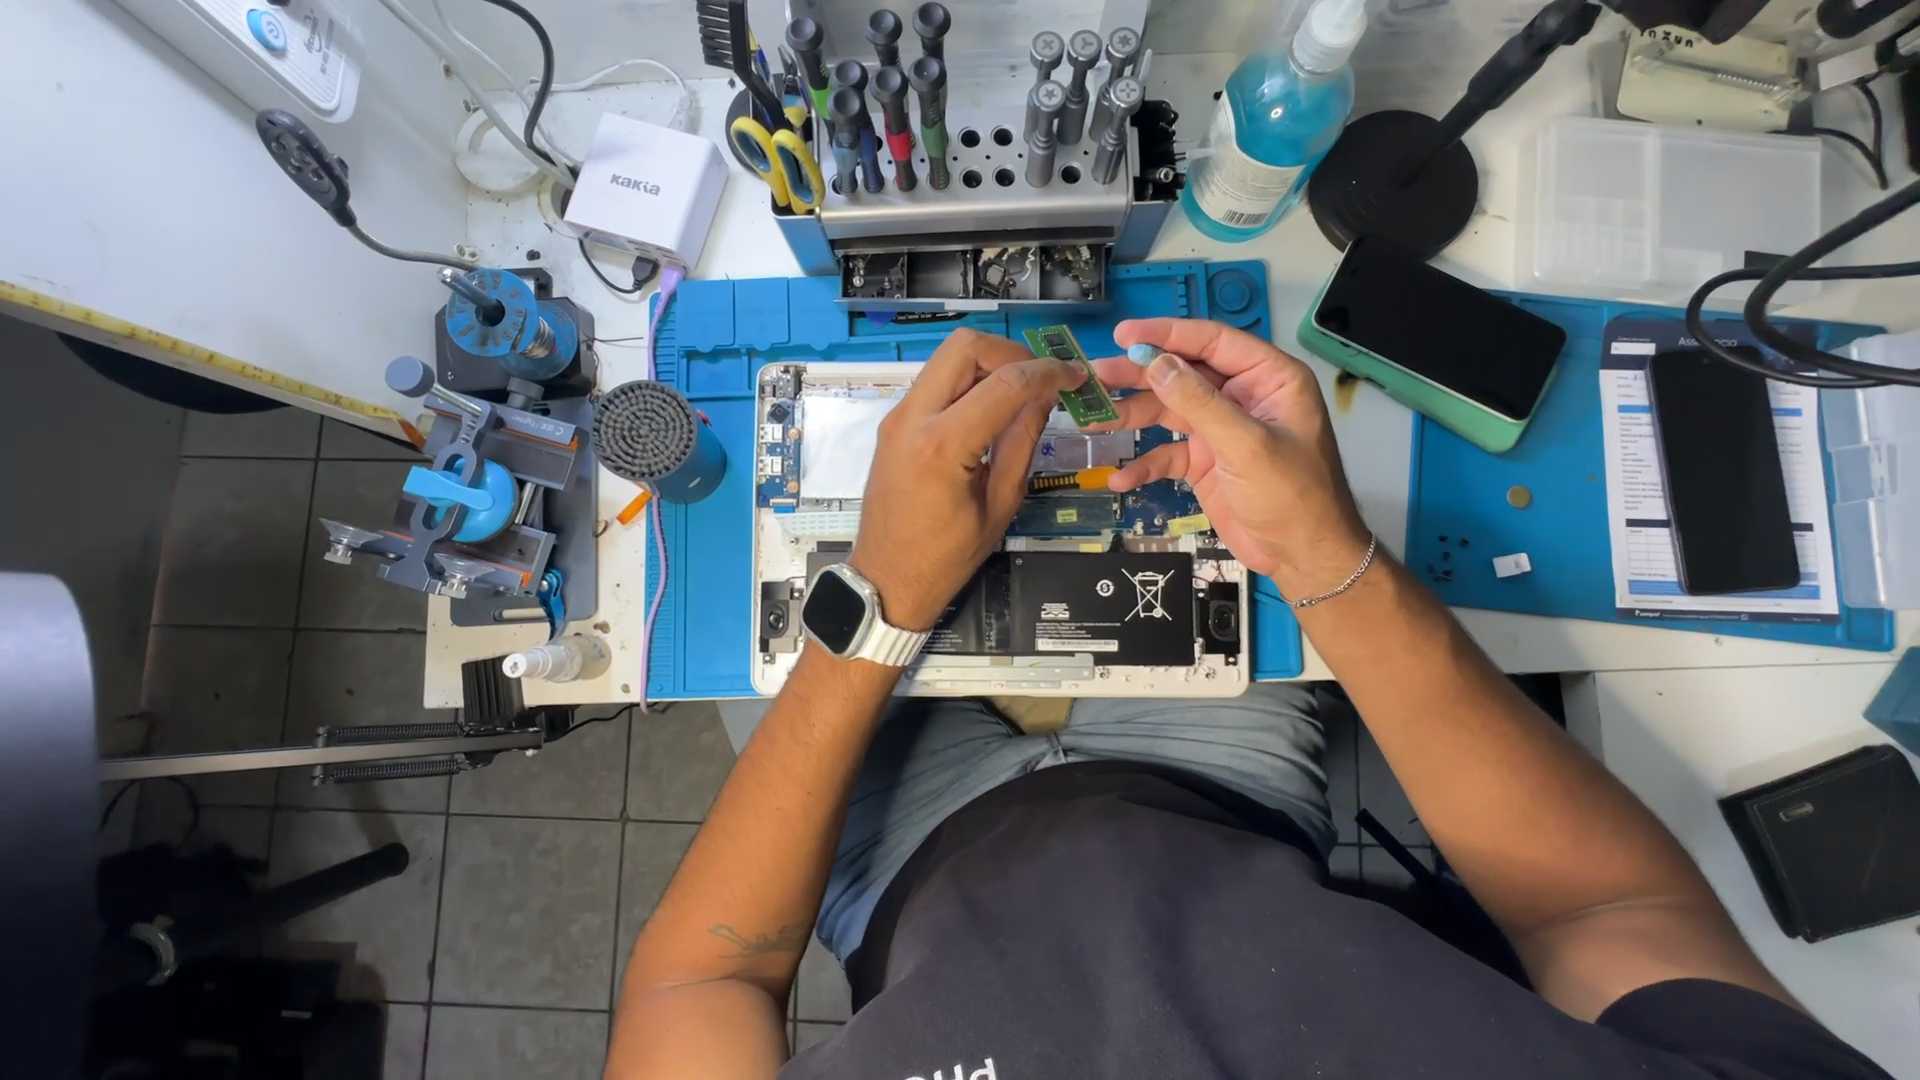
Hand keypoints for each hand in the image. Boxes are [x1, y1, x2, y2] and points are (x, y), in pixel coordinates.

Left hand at [849, 327, 1082, 631]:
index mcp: (942, 447)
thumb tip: (1045, 396)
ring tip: (1020, 394)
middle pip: (965, 346)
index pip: (1004, 383)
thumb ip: (1022, 442)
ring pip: (947, 358)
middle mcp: (912, 419)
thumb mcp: (1000, 504)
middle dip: (1012, 353)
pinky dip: (968, 382)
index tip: (1075, 376)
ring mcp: (897, 417)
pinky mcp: (894, 424)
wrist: (886, 579)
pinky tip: (991, 409)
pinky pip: (935, 382)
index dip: (1048, 372)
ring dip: (988, 364)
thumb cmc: (946, 557)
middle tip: (1040, 380)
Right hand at [1092, 318, 1371, 598]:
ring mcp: (1221, 430)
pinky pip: (1167, 454)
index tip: (1123, 335)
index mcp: (1267, 378)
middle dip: (1138, 376)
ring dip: (1131, 416)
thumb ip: (1199, 402)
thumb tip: (1157, 364)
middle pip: (1182, 375)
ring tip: (1092, 419)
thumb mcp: (1246, 444)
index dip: (1166, 336)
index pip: (1211, 343)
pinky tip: (1120, 478)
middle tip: (1095, 375)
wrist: (1302, 555)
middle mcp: (1242, 397)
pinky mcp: (1205, 462)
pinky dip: (1144, 465)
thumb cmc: (1292, 495)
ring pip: (1168, 411)